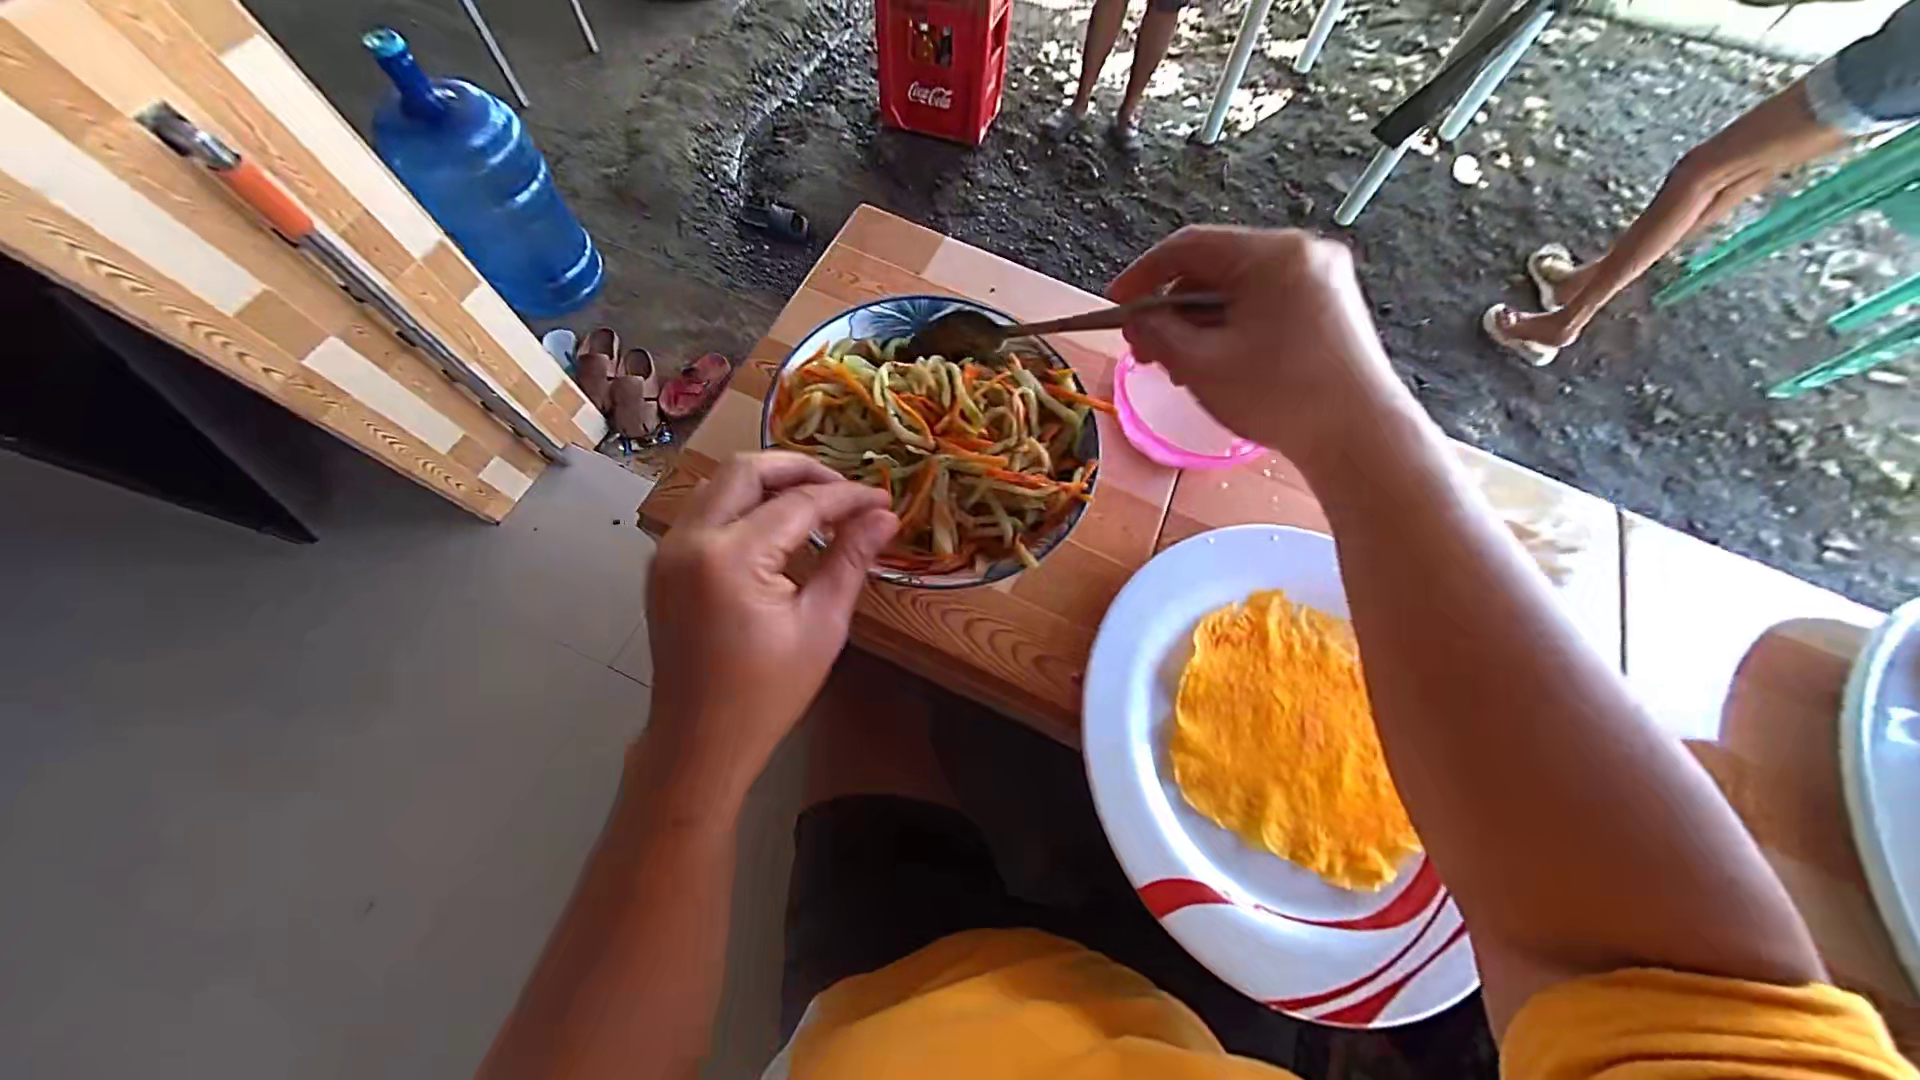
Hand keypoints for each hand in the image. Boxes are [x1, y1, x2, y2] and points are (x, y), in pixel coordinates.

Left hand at [644, 452, 895, 799]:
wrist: (699, 741)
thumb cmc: (767, 694)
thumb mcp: (821, 626)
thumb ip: (850, 560)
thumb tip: (885, 517)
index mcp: (729, 559)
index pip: (798, 502)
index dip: (846, 496)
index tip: (881, 499)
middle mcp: (688, 541)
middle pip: (746, 468)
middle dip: (801, 468)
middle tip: (845, 489)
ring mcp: (667, 550)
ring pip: (721, 483)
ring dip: (770, 482)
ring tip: (817, 504)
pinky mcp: (663, 563)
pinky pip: (707, 510)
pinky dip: (745, 504)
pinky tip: (778, 526)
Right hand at [1109, 226, 1417, 464]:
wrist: (1356, 434)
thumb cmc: (1278, 396)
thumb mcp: (1200, 364)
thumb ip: (1156, 333)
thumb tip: (1135, 320)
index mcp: (1272, 255)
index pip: (1188, 246)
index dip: (1142, 275)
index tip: (1115, 303)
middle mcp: (1301, 254)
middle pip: (1212, 268)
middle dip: (1170, 308)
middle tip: (1145, 349)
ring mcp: (1318, 278)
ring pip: (1234, 290)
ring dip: (1197, 323)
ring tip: (1179, 366)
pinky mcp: (1325, 304)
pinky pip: (1260, 304)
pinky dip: (1228, 328)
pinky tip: (1213, 362)